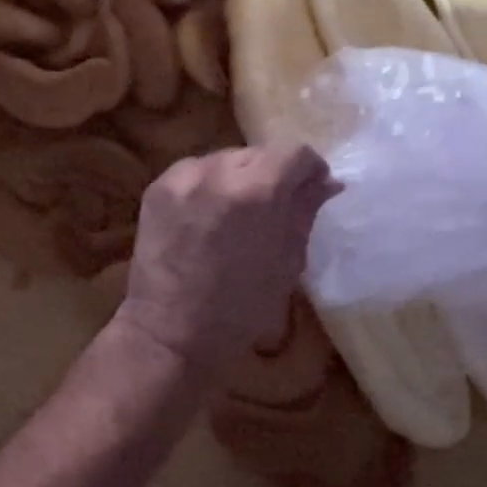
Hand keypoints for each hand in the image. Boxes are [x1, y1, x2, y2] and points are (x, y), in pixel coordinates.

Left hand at [118, 144, 339, 371]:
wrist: (170, 333)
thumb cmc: (241, 308)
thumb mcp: (287, 261)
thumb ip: (306, 211)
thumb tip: (328, 182)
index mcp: (257, 190)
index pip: (295, 153)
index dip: (310, 170)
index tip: (313, 190)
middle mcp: (218, 170)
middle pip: (260, 153)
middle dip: (275, 175)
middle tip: (277, 208)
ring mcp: (183, 175)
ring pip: (228, 159)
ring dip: (242, 178)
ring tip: (240, 214)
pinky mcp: (158, 186)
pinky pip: (198, 171)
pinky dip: (212, 186)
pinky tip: (211, 217)